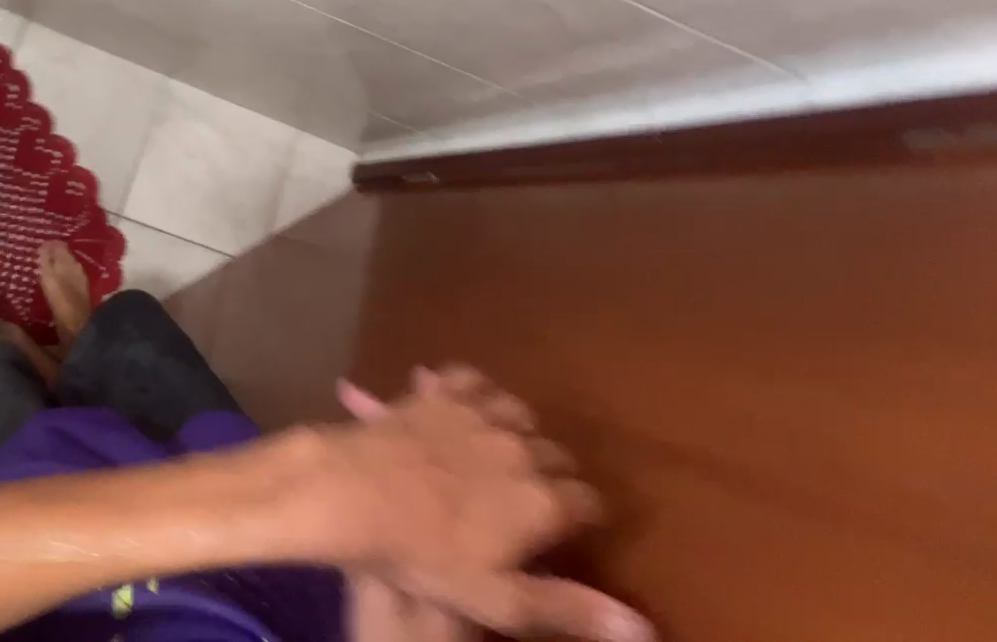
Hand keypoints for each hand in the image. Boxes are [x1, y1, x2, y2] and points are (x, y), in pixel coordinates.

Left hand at [324, 367, 650, 641]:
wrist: (353, 492)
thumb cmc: (422, 555)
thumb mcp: (497, 598)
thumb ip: (570, 608)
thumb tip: (643, 626)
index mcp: (541, 500)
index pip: (587, 502)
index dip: (580, 516)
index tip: (566, 528)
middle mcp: (520, 448)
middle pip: (556, 454)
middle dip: (551, 475)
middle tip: (524, 497)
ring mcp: (477, 413)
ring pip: (518, 412)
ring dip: (516, 430)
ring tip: (498, 451)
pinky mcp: (438, 392)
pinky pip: (470, 379)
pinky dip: (473, 390)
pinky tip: (463, 403)